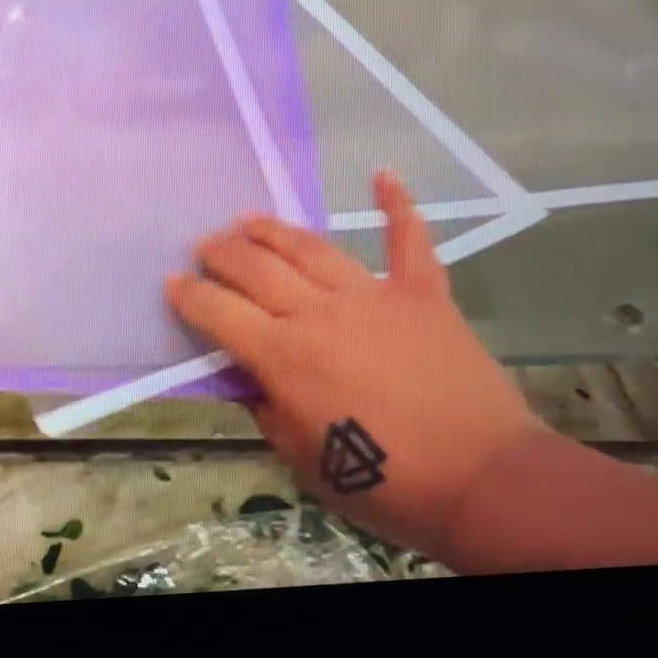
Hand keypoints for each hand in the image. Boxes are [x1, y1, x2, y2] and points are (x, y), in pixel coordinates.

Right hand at [167, 171, 547, 557]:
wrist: (486, 483)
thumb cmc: (384, 482)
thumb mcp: (301, 459)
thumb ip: (264, 408)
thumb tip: (246, 375)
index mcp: (282, 355)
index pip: (217, 311)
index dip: (188, 294)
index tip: (171, 281)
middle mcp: (318, 314)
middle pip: (255, 268)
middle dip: (220, 253)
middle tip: (204, 247)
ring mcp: (372, 297)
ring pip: (309, 248)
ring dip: (272, 230)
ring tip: (247, 219)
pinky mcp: (422, 295)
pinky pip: (408, 243)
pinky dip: (398, 207)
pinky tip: (383, 175)